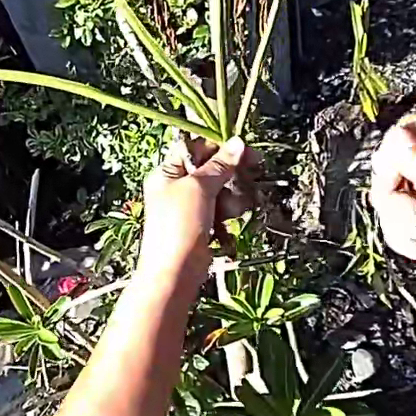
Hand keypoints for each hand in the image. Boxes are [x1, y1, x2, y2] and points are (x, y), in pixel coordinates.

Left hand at [136, 135, 250, 281]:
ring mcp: (189, 207)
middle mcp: (176, 187)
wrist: (175, 273)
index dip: (221, 150)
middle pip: (212, 170)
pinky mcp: (201, 225)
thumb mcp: (199, 188)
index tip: (247, 154)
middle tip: (248, 182)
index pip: (196, 149)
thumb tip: (238, 142)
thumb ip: (219, 165)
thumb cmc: (179, 226)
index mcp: (167, 173)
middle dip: (230, 178)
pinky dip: (227, 215)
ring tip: (230, 213)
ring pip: (220, 191)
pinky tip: (228, 225)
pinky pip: (221, 210)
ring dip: (231, 199)